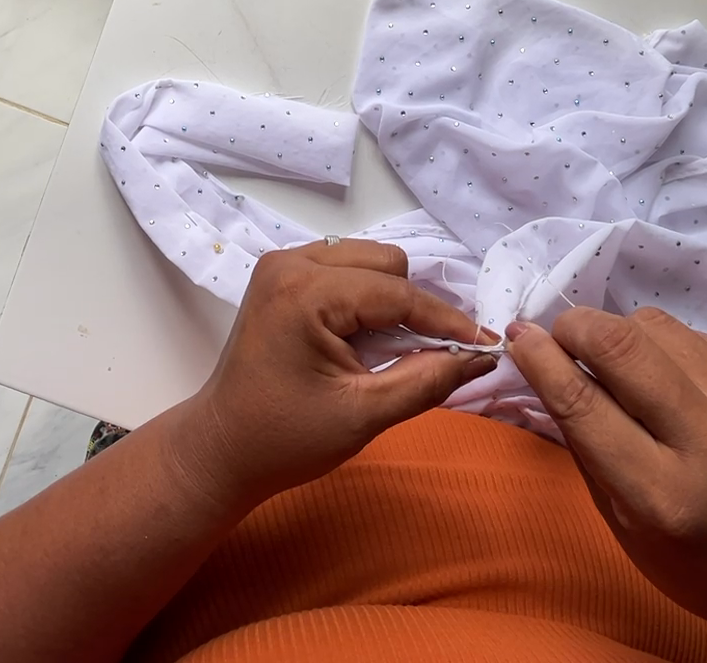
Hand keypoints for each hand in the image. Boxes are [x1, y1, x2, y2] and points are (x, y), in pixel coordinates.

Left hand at [171, 239, 497, 506]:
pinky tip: (364, 335)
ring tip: (392, 348)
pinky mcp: (282, 274)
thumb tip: (480, 356)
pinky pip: (345, 267)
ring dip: (391, 299)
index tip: (485, 344)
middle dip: (414, 307)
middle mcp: (291, 262)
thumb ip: (426, 380)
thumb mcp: (363, 415)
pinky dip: (367, 296)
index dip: (445, 321)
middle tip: (427, 354)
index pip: (396, 293)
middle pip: (385, 262)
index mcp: (305, 292)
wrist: (221, 447)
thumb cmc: (285, 438)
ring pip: (368, 259)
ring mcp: (283, 263)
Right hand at [505, 308, 706, 654]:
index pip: (582, 402)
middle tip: (558, 338)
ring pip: (653, 325)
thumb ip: (584, 442)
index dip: (539, 359)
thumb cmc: (701, 563)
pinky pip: (690, 334)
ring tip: (616, 365)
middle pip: (619, 344)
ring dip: (615, 333)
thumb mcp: (625, 524)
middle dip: (572, 326)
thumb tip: (543, 362)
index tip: (517, 336)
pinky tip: (664, 376)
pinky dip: (659, 344)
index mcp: (666, 498)